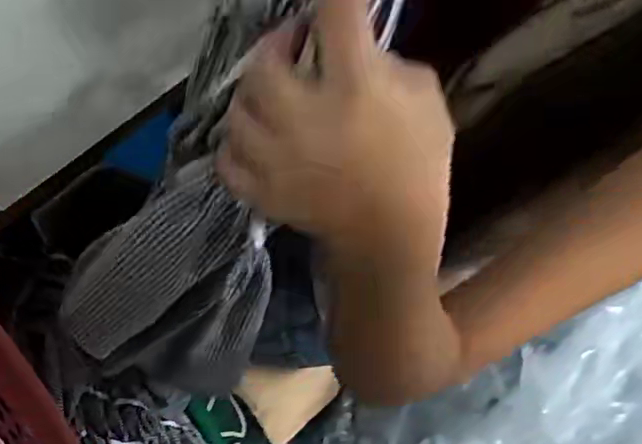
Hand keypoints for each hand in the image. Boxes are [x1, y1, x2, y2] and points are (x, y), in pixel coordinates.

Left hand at [217, 0, 453, 265]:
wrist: (381, 223)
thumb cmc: (412, 152)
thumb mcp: (416, 88)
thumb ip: (377, 60)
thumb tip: (347, 46)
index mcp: (353, 83)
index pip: (335, 16)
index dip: (328, 0)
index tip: (325, 2)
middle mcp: (301, 117)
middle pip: (261, 68)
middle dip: (271, 48)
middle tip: (286, 47)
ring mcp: (270, 157)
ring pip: (235, 114)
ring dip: (248, 96)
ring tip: (266, 94)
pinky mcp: (253, 188)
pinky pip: (225, 158)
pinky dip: (233, 143)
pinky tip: (251, 137)